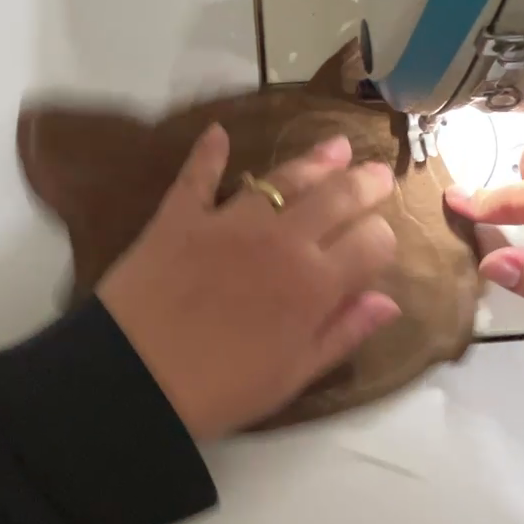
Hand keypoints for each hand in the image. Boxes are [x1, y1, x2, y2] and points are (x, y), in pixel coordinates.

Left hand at [99, 126, 400, 438]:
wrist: (134, 378)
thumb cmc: (222, 390)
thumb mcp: (293, 375)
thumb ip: (343, 333)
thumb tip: (389, 301)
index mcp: (315, 284)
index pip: (371, 243)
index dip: (384, 239)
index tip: (382, 245)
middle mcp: (282, 240)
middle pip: (336, 198)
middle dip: (364, 183)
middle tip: (378, 174)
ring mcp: (230, 221)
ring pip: (283, 179)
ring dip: (314, 161)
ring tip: (336, 148)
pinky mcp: (181, 216)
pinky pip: (199, 175)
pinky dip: (209, 153)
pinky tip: (218, 133)